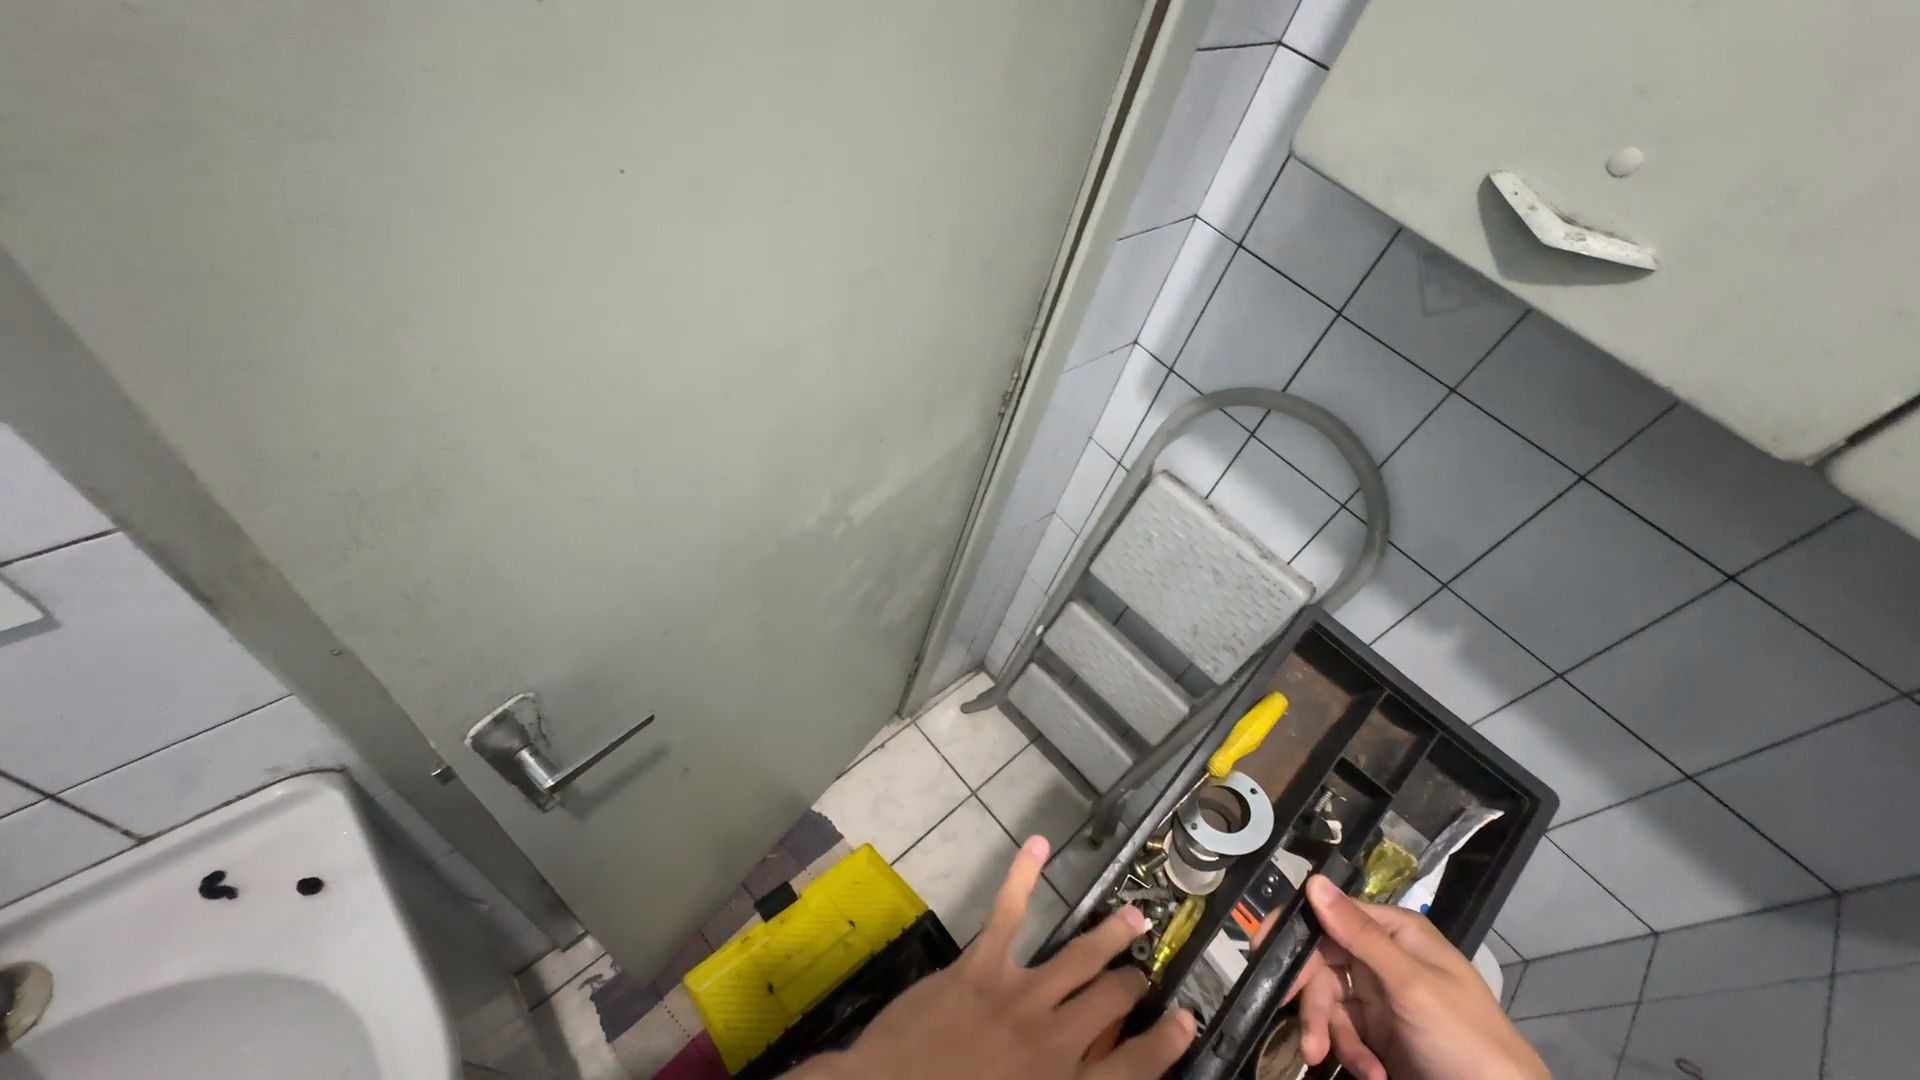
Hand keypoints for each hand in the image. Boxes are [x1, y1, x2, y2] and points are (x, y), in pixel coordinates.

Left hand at [794, 835, 1196, 1079]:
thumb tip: (1089, 1065)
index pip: (1133, 1068)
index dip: (1164, 1043)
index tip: (1186, 1018)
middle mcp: (1051, 1038)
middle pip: (1110, 1001)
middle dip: (1133, 983)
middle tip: (1146, 968)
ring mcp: (1016, 997)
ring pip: (1078, 958)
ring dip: (1109, 935)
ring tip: (1133, 917)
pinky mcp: (979, 967)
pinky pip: (1008, 914)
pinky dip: (1023, 875)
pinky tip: (1038, 844)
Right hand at [1278, 875, 1547, 1079]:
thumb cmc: (1465, 1039)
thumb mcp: (1411, 985)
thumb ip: (1358, 933)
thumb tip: (1313, 880)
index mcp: (1396, 933)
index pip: (1330, 916)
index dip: (1294, 933)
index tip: (1259, 951)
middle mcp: (1384, 959)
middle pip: (1322, 965)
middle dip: (1314, 1005)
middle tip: (1308, 1038)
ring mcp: (1381, 999)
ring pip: (1328, 1003)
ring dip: (1333, 1038)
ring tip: (1347, 1069)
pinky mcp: (1380, 1036)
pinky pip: (1344, 1034)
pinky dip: (1352, 1056)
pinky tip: (1374, 1075)